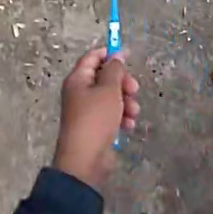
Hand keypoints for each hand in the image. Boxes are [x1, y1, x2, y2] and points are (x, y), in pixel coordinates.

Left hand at [52, 48, 140, 189]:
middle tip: (134, 89)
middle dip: (122, 82)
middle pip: (104, 77)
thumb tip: (117, 55)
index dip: (109, 53)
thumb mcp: (109, 90)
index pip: (92, 57)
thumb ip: (115, 69)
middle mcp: (80, 92)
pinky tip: (128, 125)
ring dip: (125, 101)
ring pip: (111, 96)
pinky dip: (121, 116)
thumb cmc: (95, 119)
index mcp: (78, 80)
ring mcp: (87, 110)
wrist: (85, 160)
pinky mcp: (95, 126)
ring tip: (133, 112)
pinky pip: (111, 113)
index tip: (128, 55)